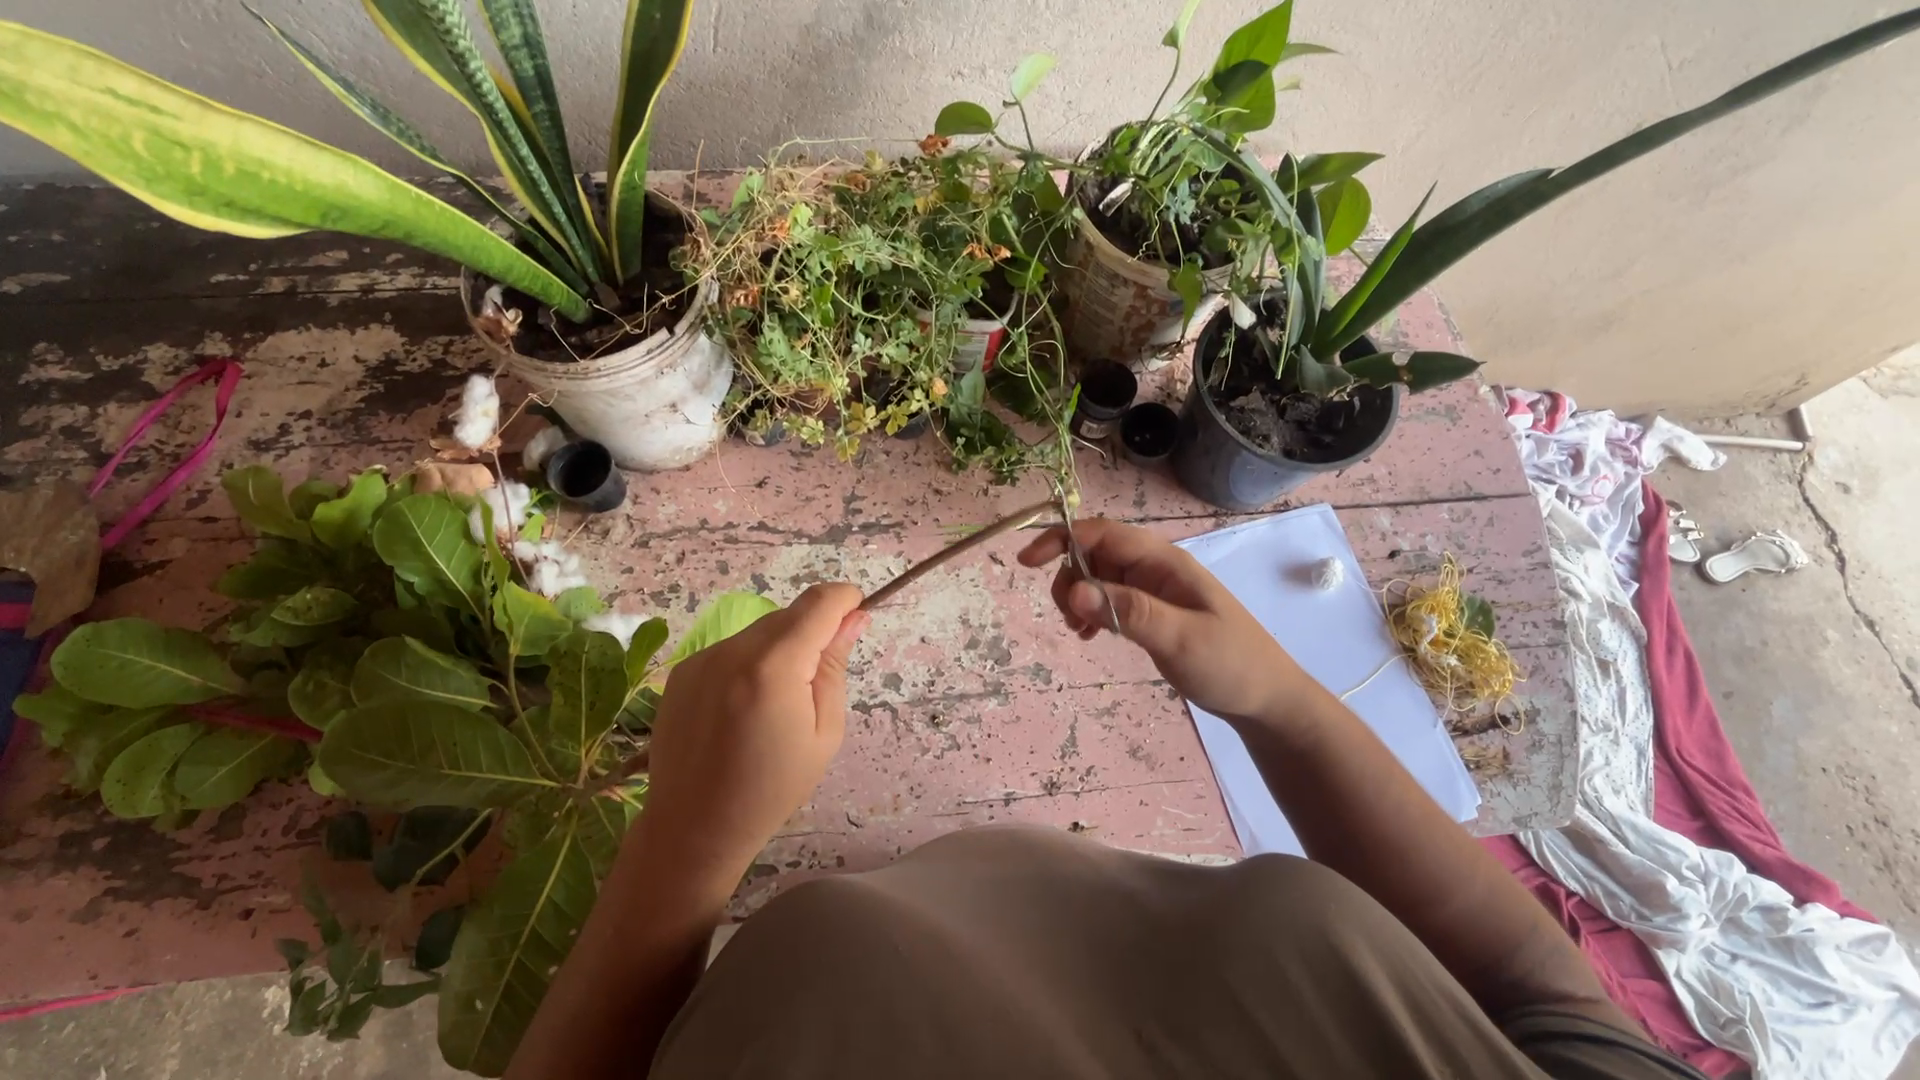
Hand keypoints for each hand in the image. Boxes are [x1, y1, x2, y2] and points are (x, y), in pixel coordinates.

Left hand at [639, 583, 867, 890]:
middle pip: (789, 615)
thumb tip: (853, 619)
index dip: (846, 600)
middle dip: (813, 632)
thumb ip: (835, 667)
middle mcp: (733, 650)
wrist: (694, 826)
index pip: (819, 603)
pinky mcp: (682, 671)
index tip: (858, 615)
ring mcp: (702, 658)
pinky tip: (744, 709)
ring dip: (780, 649)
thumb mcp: (824, 732)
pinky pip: (731, 650)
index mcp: (774, 667)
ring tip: (776, 705)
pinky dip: (749, 664)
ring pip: (759, 632)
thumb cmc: (773, 788)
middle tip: (817, 684)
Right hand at [1018, 518, 1311, 723]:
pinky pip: (1110, 600)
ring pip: (1098, 577)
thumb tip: (1074, 589)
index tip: (1027, 563)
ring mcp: (1154, 590)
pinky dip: (1092, 612)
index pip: (1103, 533)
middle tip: (1068, 617)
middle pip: (1095, 553)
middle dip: (1068, 576)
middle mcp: (1156, 569)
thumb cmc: (1230, 664)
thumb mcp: (1180, 639)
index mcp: (1165, 562)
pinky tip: (1091, 636)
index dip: (1062, 539)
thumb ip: (1128, 612)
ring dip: (1078, 597)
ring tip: (1080, 631)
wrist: (1266, 697)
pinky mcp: (1152, 612)